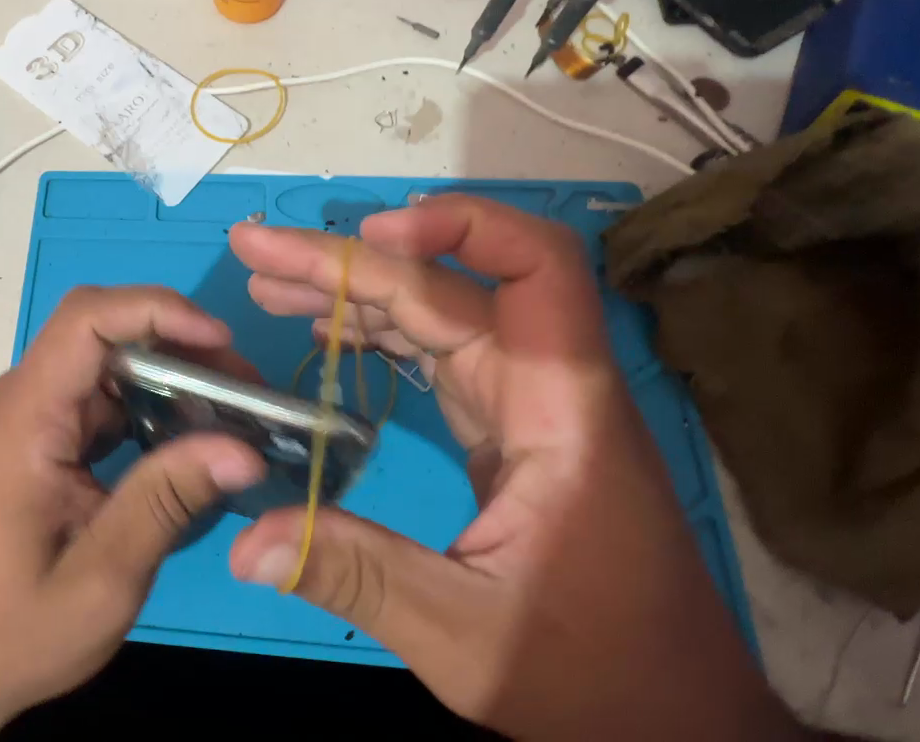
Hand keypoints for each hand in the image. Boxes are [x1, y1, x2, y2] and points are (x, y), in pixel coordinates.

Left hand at [0, 286, 265, 738]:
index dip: (156, 311)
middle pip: (105, 331)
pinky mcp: (49, 438)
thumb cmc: (16, 627)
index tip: (220, 342)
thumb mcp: (102, 577)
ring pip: (112, 362)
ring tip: (235, 411)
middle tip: (245, 385)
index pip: (86, 320)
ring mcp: (37, 416)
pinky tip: (196, 437)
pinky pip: (107, 398)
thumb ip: (167, 502)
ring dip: (174, 374)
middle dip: (180, 342)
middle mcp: (28, 399)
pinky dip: (156, 405)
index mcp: (28, 418)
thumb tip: (244, 449)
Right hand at [226, 196, 799, 740]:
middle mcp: (545, 386)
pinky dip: (375, 335)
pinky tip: (324, 333)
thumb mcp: (467, 636)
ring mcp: (525, 405)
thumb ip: (355, 575)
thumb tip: (243, 542)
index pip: (538, 270)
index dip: (462, 227)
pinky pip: (434, 356)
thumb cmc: (596, 678)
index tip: (372, 233)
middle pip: (449, 287)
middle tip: (258, 256)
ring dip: (355, 293)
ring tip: (270, 289)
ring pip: (437, 314)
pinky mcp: (507, 428)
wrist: (676, 721)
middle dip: (351, 263)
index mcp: (561, 411)